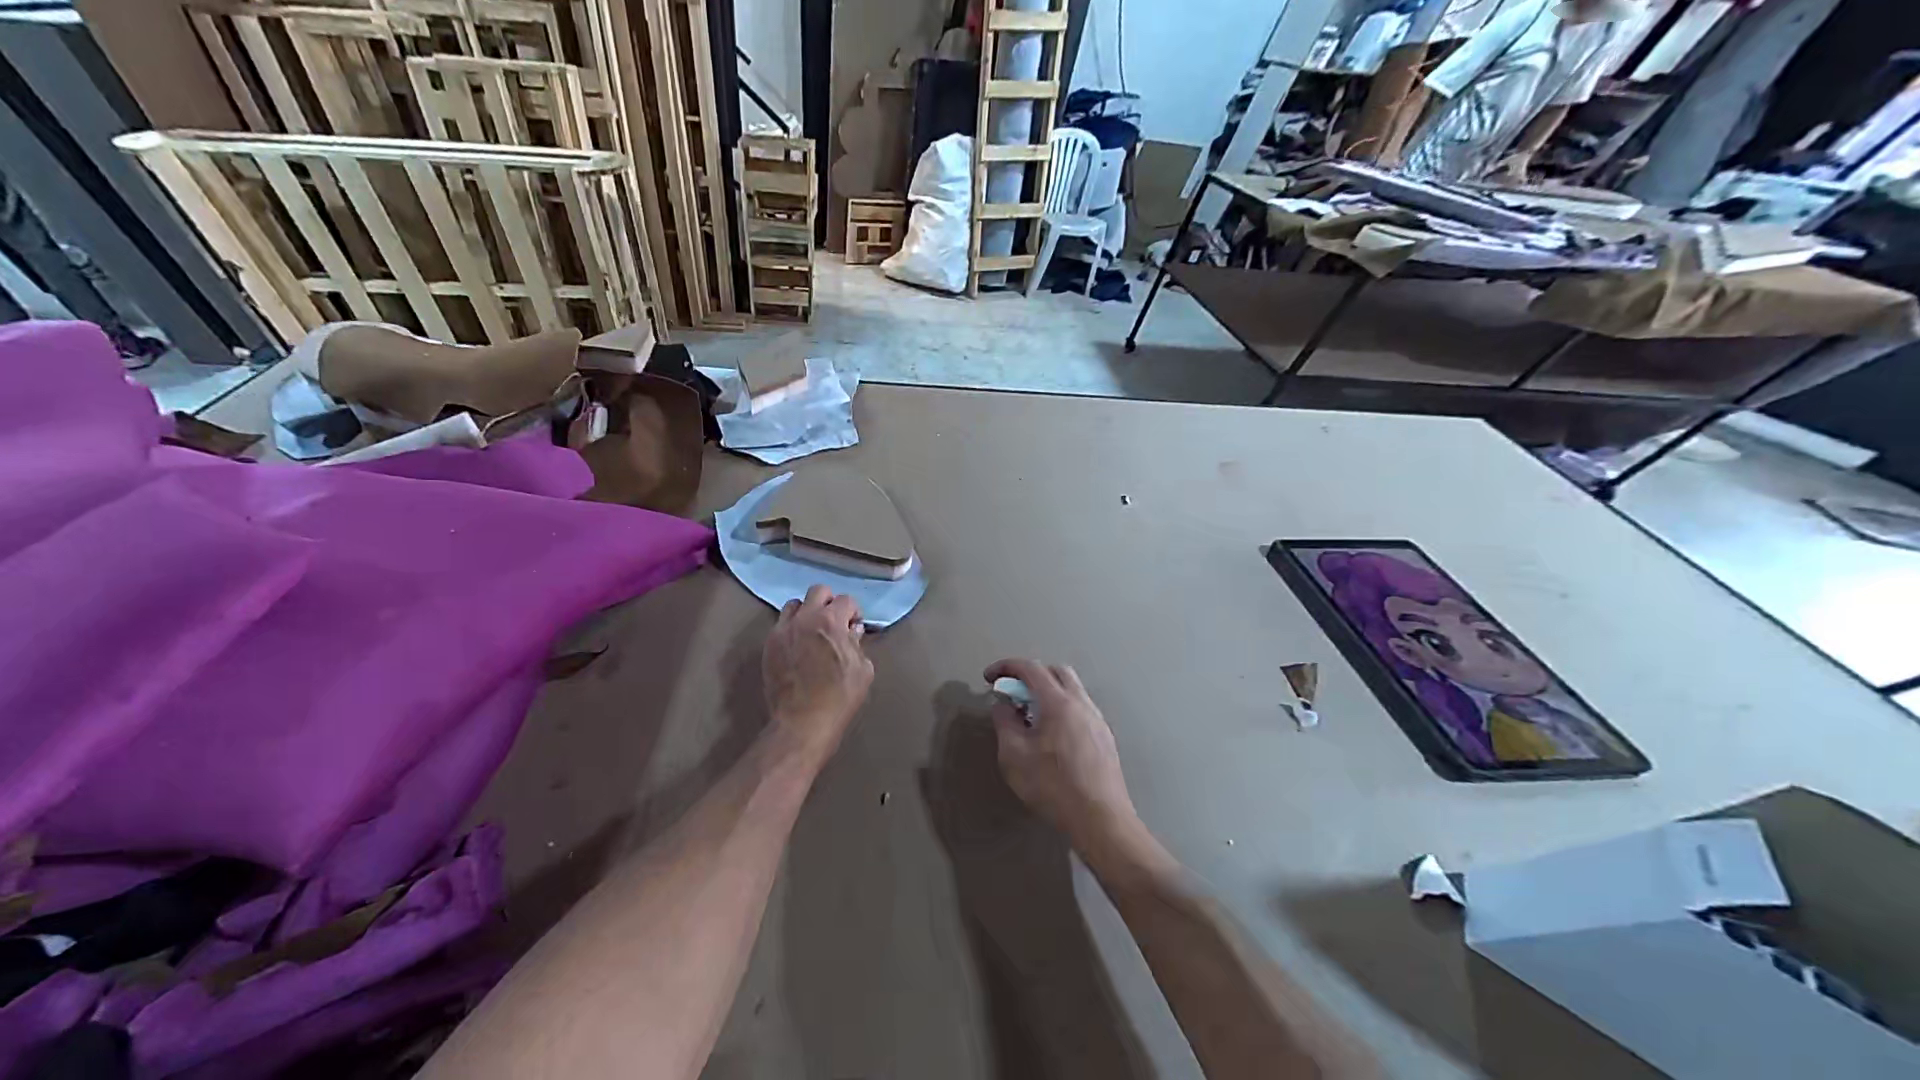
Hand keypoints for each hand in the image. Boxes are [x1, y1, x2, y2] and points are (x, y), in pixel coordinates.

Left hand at [764, 585, 873, 763]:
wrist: (803, 721)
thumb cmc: (839, 697)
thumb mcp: (863, 670)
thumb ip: (858, 644)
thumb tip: (852, 632)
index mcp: (831, 621)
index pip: (846, 600)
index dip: (854, 612)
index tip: (854, 626)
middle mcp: (804, 619)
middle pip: (818, 591)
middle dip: (830, 602)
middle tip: (835, 622)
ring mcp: (783, 631)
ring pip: (794, 605)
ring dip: (807, 613)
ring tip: (813, 632)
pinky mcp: (769, 646)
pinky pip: (781, 626)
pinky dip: (791, 630)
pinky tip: (798, 647)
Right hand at [984, 659, 1138, 853]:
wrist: (1100, 819)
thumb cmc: (1053, 786)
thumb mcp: (1014, 756)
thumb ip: (1004, 723)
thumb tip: (1003, 706)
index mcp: (1059, 703)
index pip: (1031, 669)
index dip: (1006, 667)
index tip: (989, 677)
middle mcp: (1082, 704)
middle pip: (1056, 672)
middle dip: (1030, 675)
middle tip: (1012, 694)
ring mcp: (1097, 721)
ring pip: (1072, 691)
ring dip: (1048, 694)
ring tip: (1029, 718)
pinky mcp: (1105, 739)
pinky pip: (1080, 710)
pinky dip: (1061, 710)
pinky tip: (1050, 736)